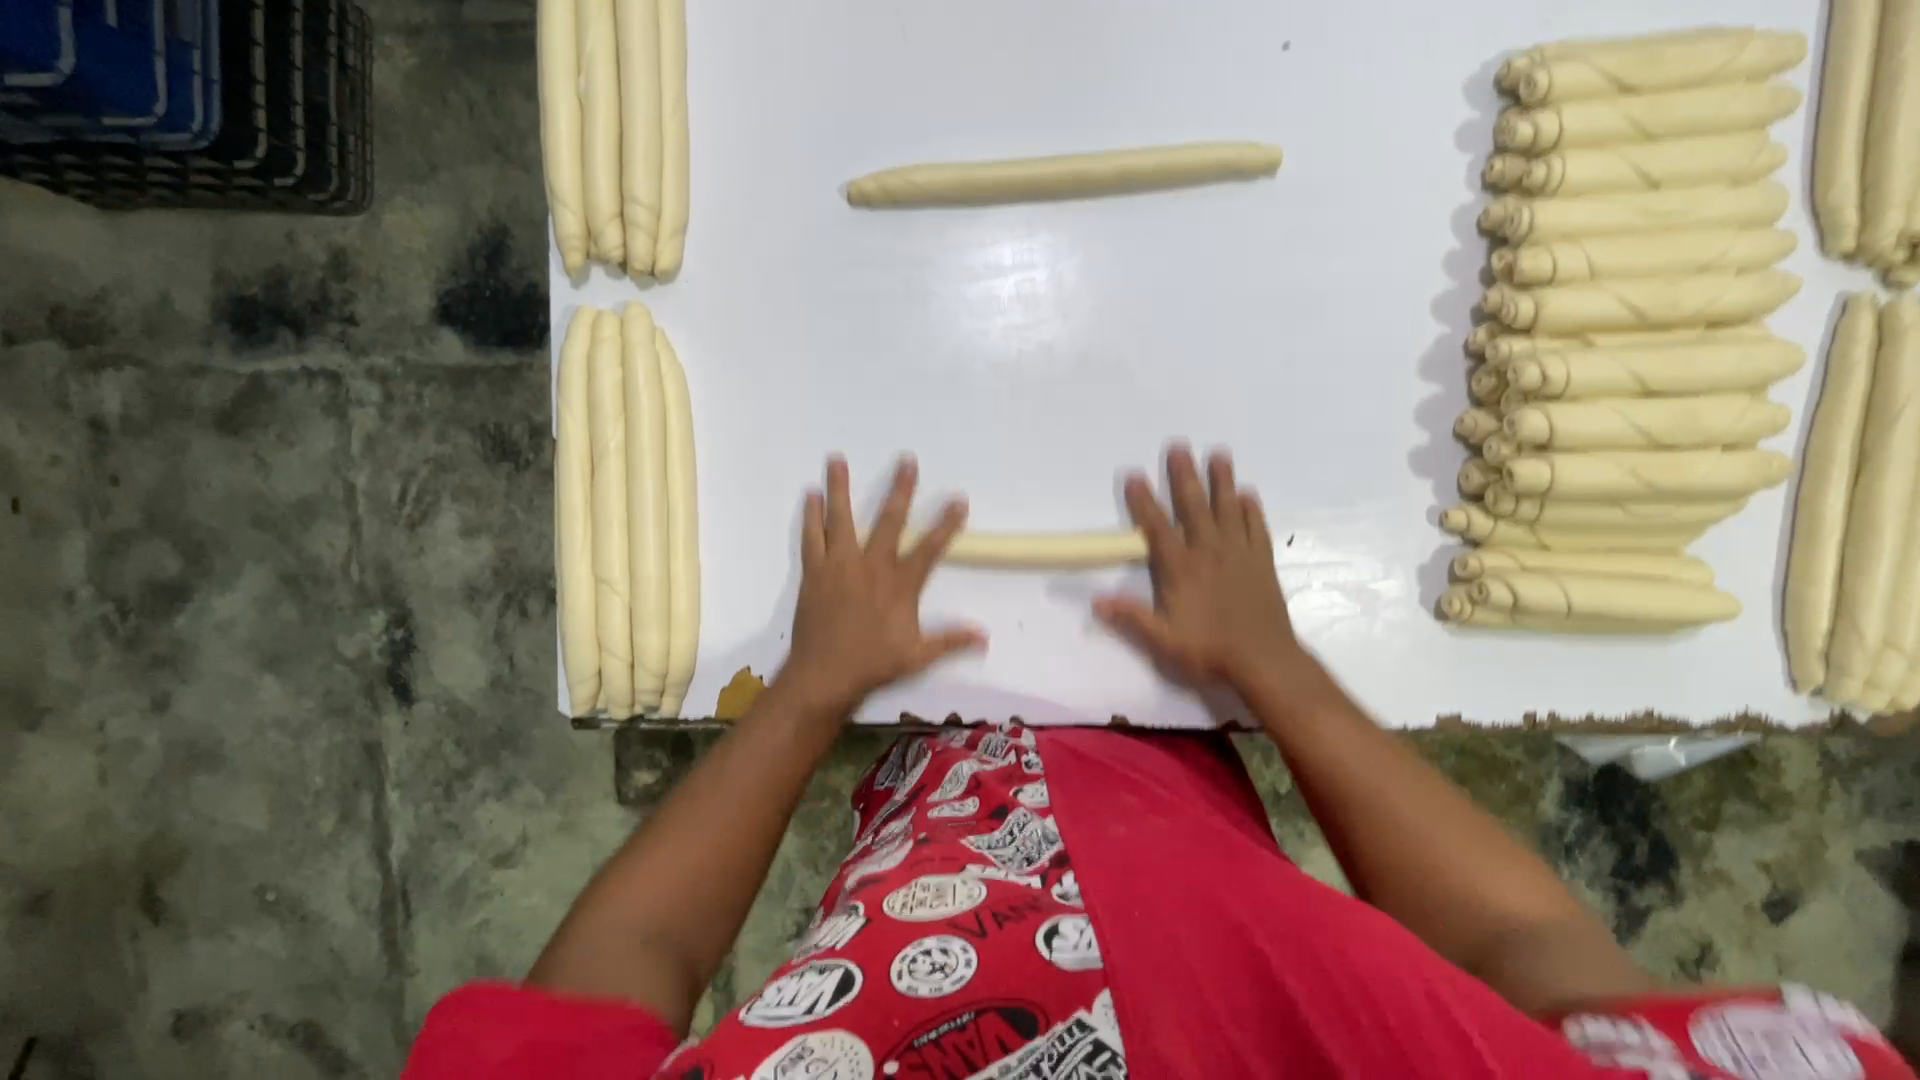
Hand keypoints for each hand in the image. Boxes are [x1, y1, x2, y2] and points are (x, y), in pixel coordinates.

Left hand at [777, 456, 985, 714]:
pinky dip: (810, 516)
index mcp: (899, 584)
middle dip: (900, 489)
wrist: (824, 675)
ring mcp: (839, 566)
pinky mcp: (814, 573)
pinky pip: (812, 538)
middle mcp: (871, 566)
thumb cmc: (873, 665)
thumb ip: (950, 641)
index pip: (929, 547)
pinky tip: (811, 495)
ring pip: (841, 519)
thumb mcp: (918, 656)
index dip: (946, 523)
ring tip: (836, 459)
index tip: (958, 499)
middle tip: (906, 460)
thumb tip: (984, 636)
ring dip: (840, 487)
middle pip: (889, 520)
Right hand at [1094, 444, 1305, 686]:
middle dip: (1184, 476)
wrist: (1264, 660)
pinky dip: (1252, 510)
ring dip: (1222, 481)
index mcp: (1180, 569)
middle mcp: (1209, 552)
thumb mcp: (1162, 641)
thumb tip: (1096, 600)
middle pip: (1194, 507)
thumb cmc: (1209, 651)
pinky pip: (1256, 528)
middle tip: (1178, 446)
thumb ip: (1131, 617)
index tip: (1134, 475)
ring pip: (1228, 509)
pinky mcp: (1262, 563)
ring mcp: (1239, 554)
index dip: (1143, 501)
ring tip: (1218, 454)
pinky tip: (1248, 495)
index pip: (1157, 528)